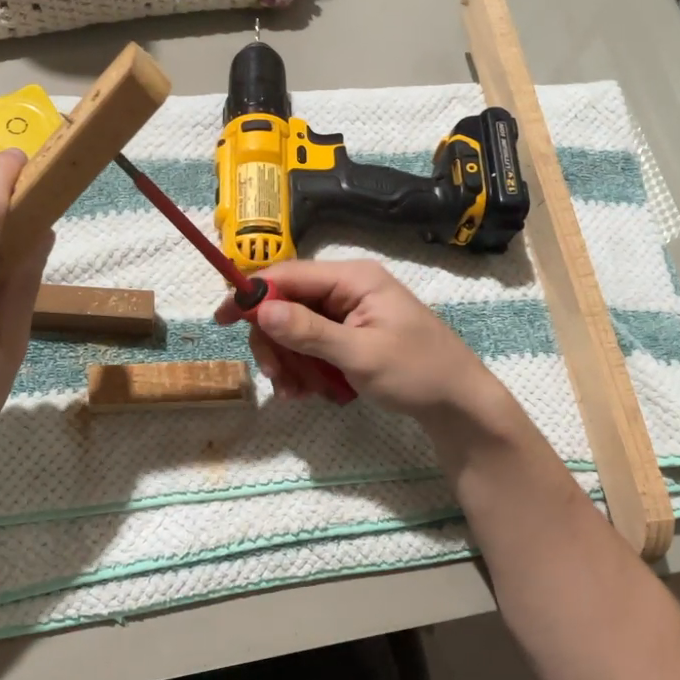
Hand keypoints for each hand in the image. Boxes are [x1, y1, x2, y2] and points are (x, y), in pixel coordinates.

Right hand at [212, 259, 509, 426]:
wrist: (459, 404)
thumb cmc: (417, 373)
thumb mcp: (360, 354)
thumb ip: (309, 331)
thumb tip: (261, 310)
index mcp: (353, 279)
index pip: (288, 275)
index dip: (251, 295)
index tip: (221, 320)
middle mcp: (348, 288)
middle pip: (287, 305)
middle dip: (275, 342)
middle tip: (276, 379)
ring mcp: (350, 313)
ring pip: (296, 330)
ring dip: (289, 362)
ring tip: (297, 395)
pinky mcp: (351, 336)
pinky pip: (312, 346)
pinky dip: (305, 369)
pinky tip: (310, 393)